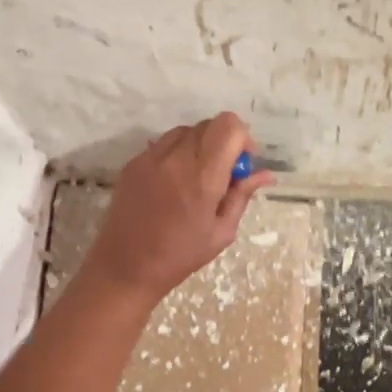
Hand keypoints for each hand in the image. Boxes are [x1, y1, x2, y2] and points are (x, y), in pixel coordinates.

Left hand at [81, 113, 274, 301]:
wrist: (126, 266)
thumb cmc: (180, 256)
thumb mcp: (221, 232)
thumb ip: (242, 196)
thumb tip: (265, 174)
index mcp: (203, 178)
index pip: (229, 127)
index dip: (242, 138)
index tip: (242, 163)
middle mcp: (176, 159)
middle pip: (209, 124)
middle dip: (223, 142)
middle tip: (223, 173)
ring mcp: (151, 158)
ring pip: (186, 131)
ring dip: (200, 146)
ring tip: (197, 177)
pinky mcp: (133, 163)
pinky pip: (163, 144)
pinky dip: (177, 154)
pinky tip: (174, 183)